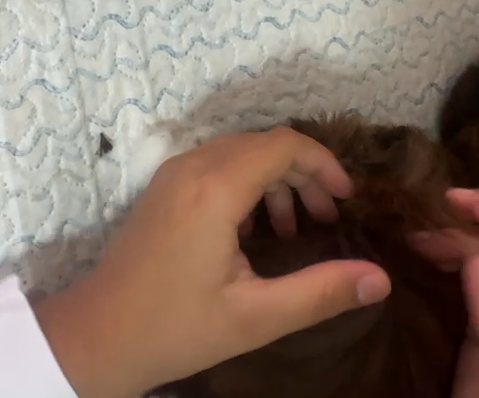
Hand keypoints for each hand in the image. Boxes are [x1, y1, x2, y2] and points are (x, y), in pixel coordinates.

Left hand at [34, 127, 391, 397]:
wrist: (99, 335)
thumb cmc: (176, 327)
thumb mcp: (255, 317)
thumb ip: (320, 293)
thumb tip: (379, 279)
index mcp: (215, 188)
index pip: (282, 145)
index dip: (322, 163)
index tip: (348, 199)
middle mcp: (193, 166)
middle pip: (263, 144)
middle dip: (303, 174)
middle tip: (328, 219)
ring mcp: (174, 172)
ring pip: (240, 151)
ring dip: (275, 178)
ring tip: (295, 229)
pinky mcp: (164, 185)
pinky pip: (217, 163)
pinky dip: (247, 182)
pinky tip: (255, 230)